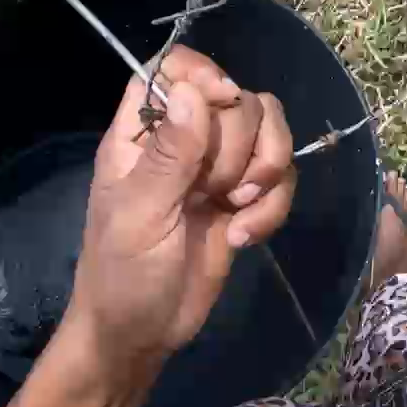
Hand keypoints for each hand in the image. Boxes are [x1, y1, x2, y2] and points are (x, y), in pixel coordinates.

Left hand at [56, 46, 295, 381]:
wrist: (142, 337)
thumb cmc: (123, 275)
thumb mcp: (139, 216)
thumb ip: (169, 154)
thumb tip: (194, 91)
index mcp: (144, 133)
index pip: (174, 68)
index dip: (203, 74)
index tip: (220, 102)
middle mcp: (187, 140)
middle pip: (238, 98)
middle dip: (238, 147)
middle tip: (214, 191)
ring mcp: (220, 167)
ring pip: (270, 128)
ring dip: (266, 169)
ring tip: (239, 209)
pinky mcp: (247, 197)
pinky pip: (283, 173)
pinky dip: (274, 204)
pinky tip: (244, 235)